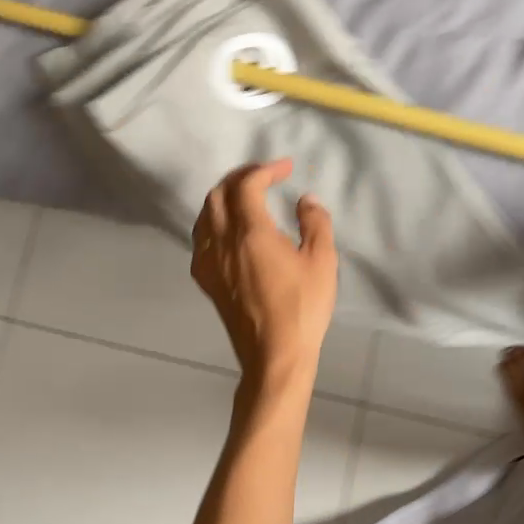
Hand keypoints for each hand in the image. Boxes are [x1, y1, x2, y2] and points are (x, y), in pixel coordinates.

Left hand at [191, 160, 337, 386]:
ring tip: (247, 196)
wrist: (275, 356)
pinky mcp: (207, 280)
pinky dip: (214, 221)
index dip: (266, 170)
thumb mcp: (322, 261)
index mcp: (251, 233)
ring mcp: (210, 262)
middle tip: (265, 176)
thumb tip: (306, 199)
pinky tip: (230, 229)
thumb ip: (315, 222)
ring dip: (224, 196)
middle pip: (218, 194)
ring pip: (204, 215)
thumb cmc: (303, 307)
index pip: (247, 186)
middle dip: (240, 177)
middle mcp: (223, 242)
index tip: (286, 168)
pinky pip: (201, 238)